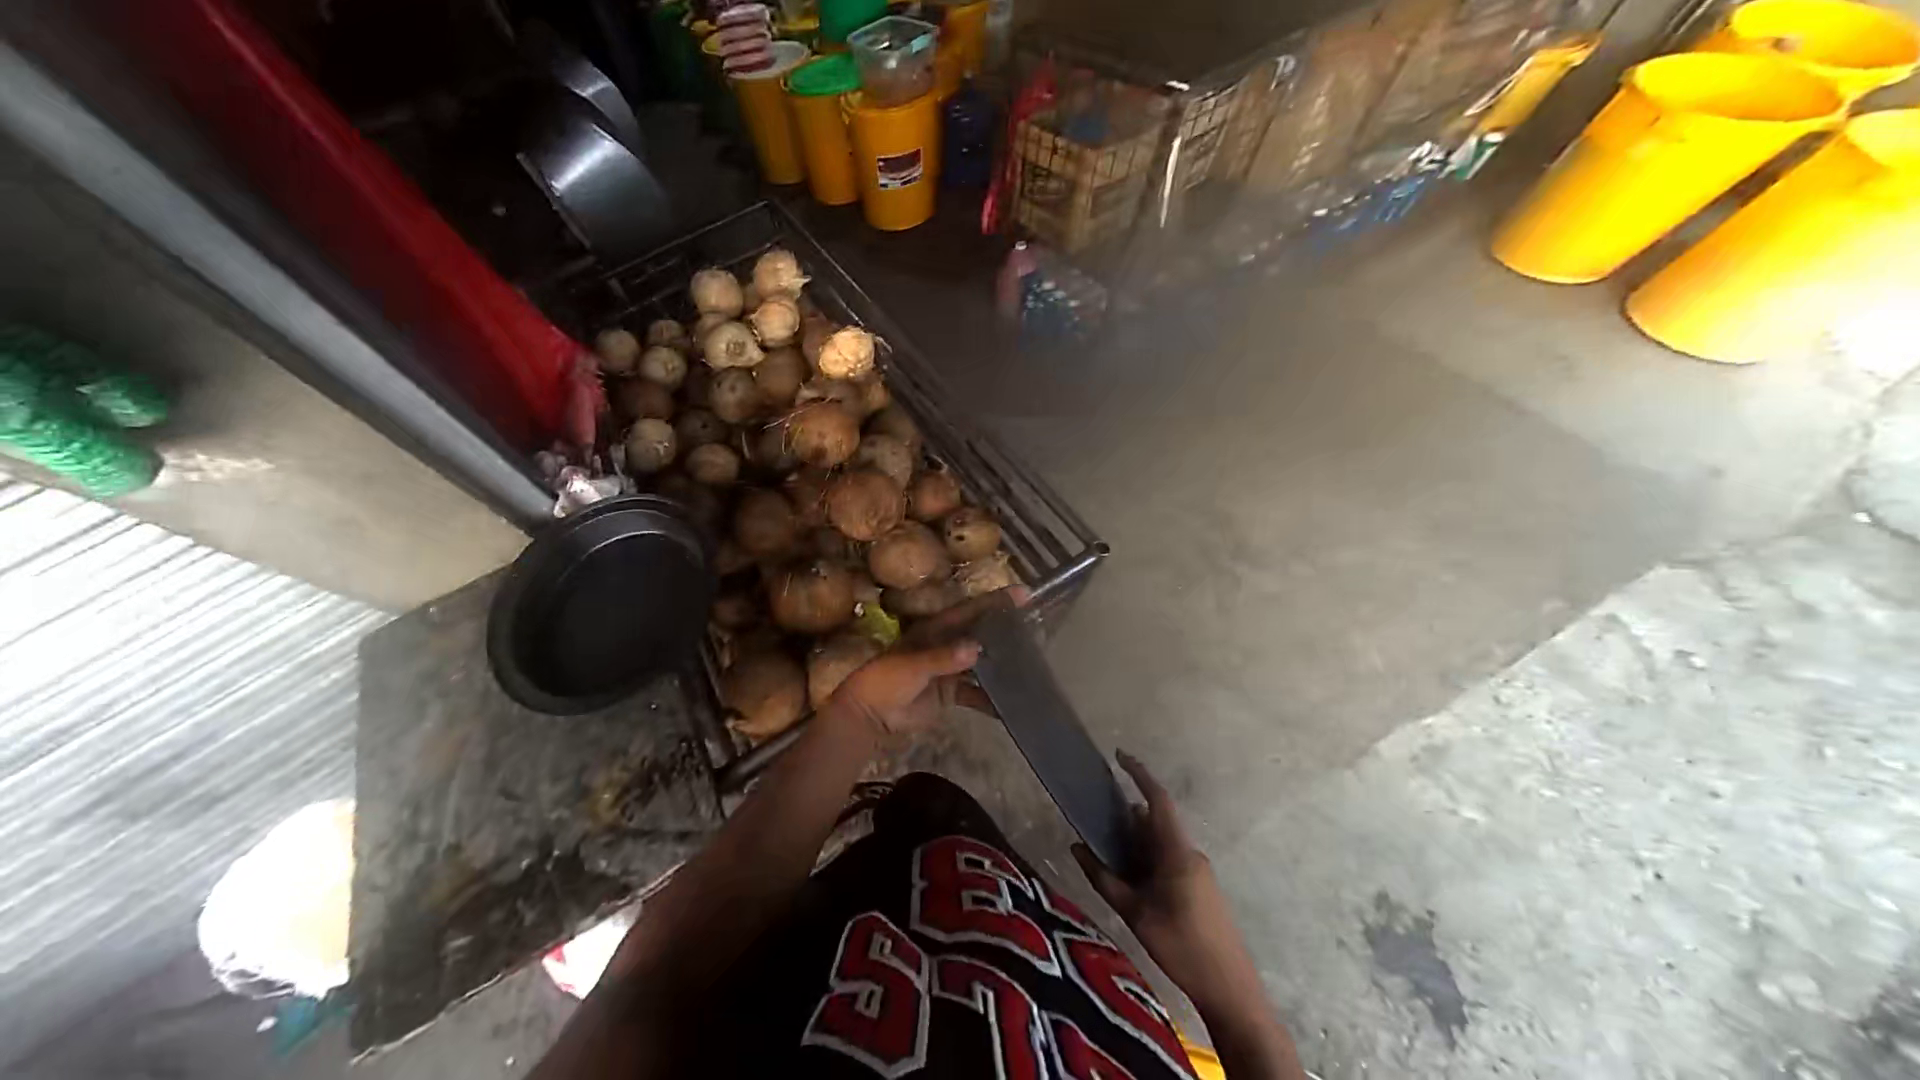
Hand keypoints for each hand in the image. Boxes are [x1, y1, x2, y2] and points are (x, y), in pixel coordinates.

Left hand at [825, 587, 1027, 737]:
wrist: (869, 715)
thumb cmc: (886, 680)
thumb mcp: (913, 665)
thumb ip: (944, 658)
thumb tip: (976, 649)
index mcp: (936, 630)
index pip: (970, 610)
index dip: (995, 601)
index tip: (1024, 593)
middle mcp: (946, 644)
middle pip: (981, 634)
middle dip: (1006, 631)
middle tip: (1038, 627)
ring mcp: (950, 669)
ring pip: (982, 663)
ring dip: (1002, 664)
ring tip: (1032, 664)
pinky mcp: (950, 693)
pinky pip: (976, 693)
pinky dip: (991, 699)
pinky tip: (1011, 704)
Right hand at [1072, 752, 1264, 1016]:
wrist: (1230, 988)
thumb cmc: (1181, 947)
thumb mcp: (1135, 914)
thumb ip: (1104, 879)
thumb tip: (1077, 847)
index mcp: (1177, 852)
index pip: (1158, 800)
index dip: (1139, 774)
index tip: (1119, 756)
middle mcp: (1190, 854)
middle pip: (1154, 822)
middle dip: (1124, 819)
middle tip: (1095, 825)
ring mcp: (1197, 871)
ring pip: (1160, 843)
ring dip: (1134, 843)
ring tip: (1106, 857)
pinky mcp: (1199, 887)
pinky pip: (1168, 859)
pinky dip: (1146, 860)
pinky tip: (1129, 882)